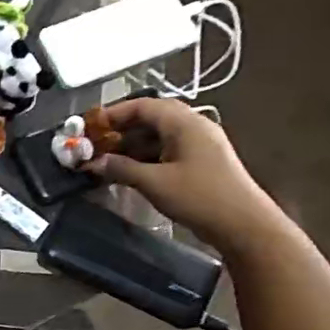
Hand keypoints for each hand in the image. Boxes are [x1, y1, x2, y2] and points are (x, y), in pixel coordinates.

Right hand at [85, 99, 284, 252]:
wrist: (242, 224)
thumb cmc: (199, 197)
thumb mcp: (155, 183)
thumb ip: (121, 169)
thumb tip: (93, 163)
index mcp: (184, 122)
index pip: (143, 106)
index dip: (112, 114)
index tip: (88, 128)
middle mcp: (192, 126)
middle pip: (149, 119)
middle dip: (118, 132)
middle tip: (92, 147)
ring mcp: (197, 144)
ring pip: (156, 137)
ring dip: (129, 147)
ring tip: (103, 162)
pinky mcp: (198, 162)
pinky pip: (165, 151)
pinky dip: (143, 158)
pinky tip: (126, 172)